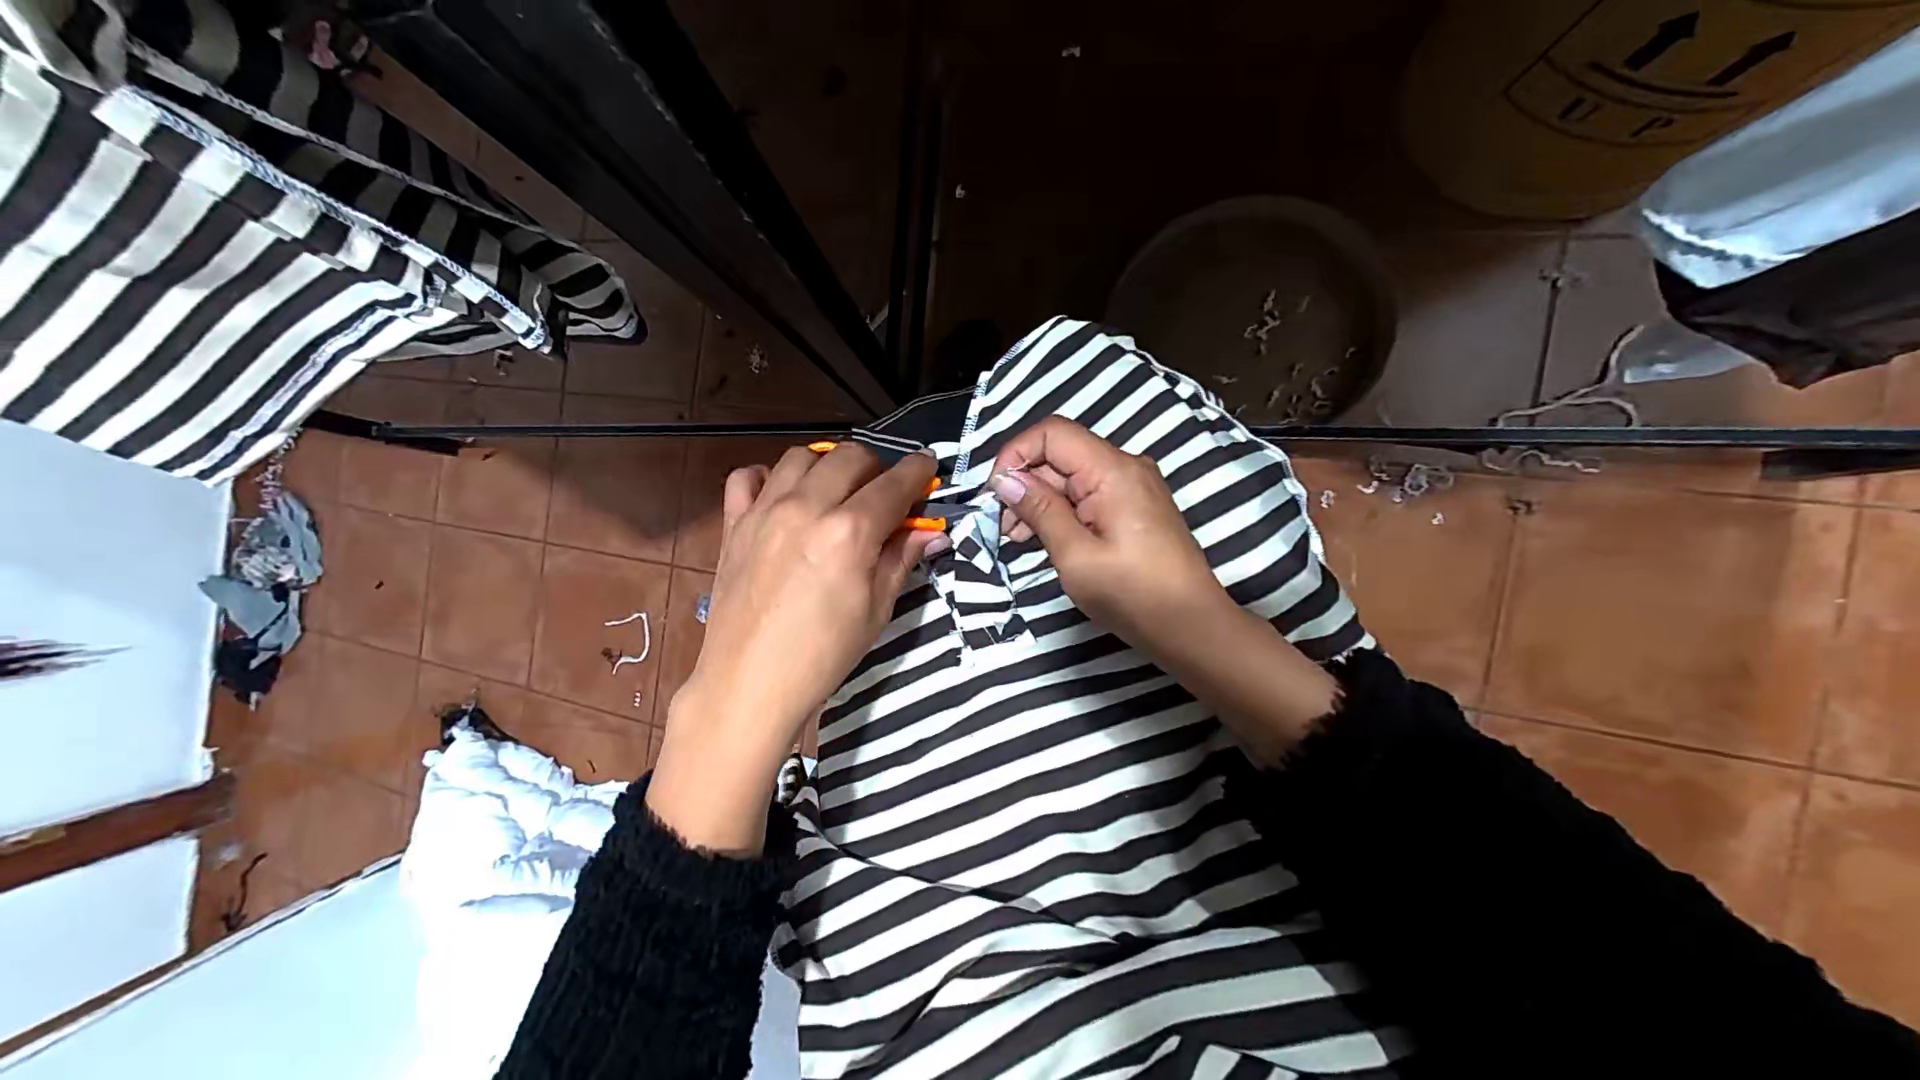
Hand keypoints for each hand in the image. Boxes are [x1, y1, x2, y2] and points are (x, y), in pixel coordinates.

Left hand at [648, 443, 943, 852]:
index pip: (894, 483)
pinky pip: (746, 476)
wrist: (751, 683)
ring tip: (837, 490)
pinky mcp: (733, 524)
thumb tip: (929, 532)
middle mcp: (806, 508)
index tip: (927, 467)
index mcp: (849, 532)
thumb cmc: (823, 655)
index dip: (917, 470)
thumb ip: (901, 559)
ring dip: (828, 464)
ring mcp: (764, 511)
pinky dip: (768, 476)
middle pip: (849, 456)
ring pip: (801, 456)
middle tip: (883, 491)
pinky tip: (782, 496)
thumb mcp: (876, 610)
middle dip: (876, 465)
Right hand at [989, 418, 1337, 763]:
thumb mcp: (1075, 555)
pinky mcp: (1134, 508)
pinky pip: (1088, 495)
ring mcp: (1132, 487)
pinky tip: (1046, 539)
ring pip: (1071, 476)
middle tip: (1005, 528)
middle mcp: (1125, 467)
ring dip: (1040, 500)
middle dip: (1024, 483)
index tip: (996, 493)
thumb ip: (1040, 510)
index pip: (1052, 432)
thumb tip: (1005, 480)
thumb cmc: (1133, 595)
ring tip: (1020, 539)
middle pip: (1061, 454)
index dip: (1016, 454)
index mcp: (1113, 470)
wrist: (1192, 627)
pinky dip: (1062, 511)